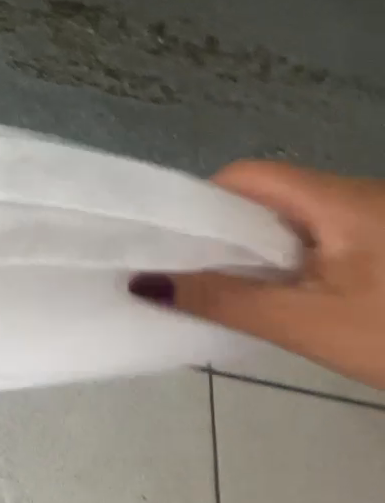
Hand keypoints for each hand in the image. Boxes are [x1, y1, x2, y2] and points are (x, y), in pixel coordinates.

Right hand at [139, 161, 384, 387]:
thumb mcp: (308, 325)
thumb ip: (220, 299)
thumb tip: (141, 283)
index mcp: (342, 201)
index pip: (245, 176)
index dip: (201, 204)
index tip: (180, 246)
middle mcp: (369, 196)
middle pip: (271, 197)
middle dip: (230, 234)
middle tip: (204, 275)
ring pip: (302, 221)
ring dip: (268, 253)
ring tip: (251, 293)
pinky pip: (335, 239)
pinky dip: (305, 263)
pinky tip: (306, 299)